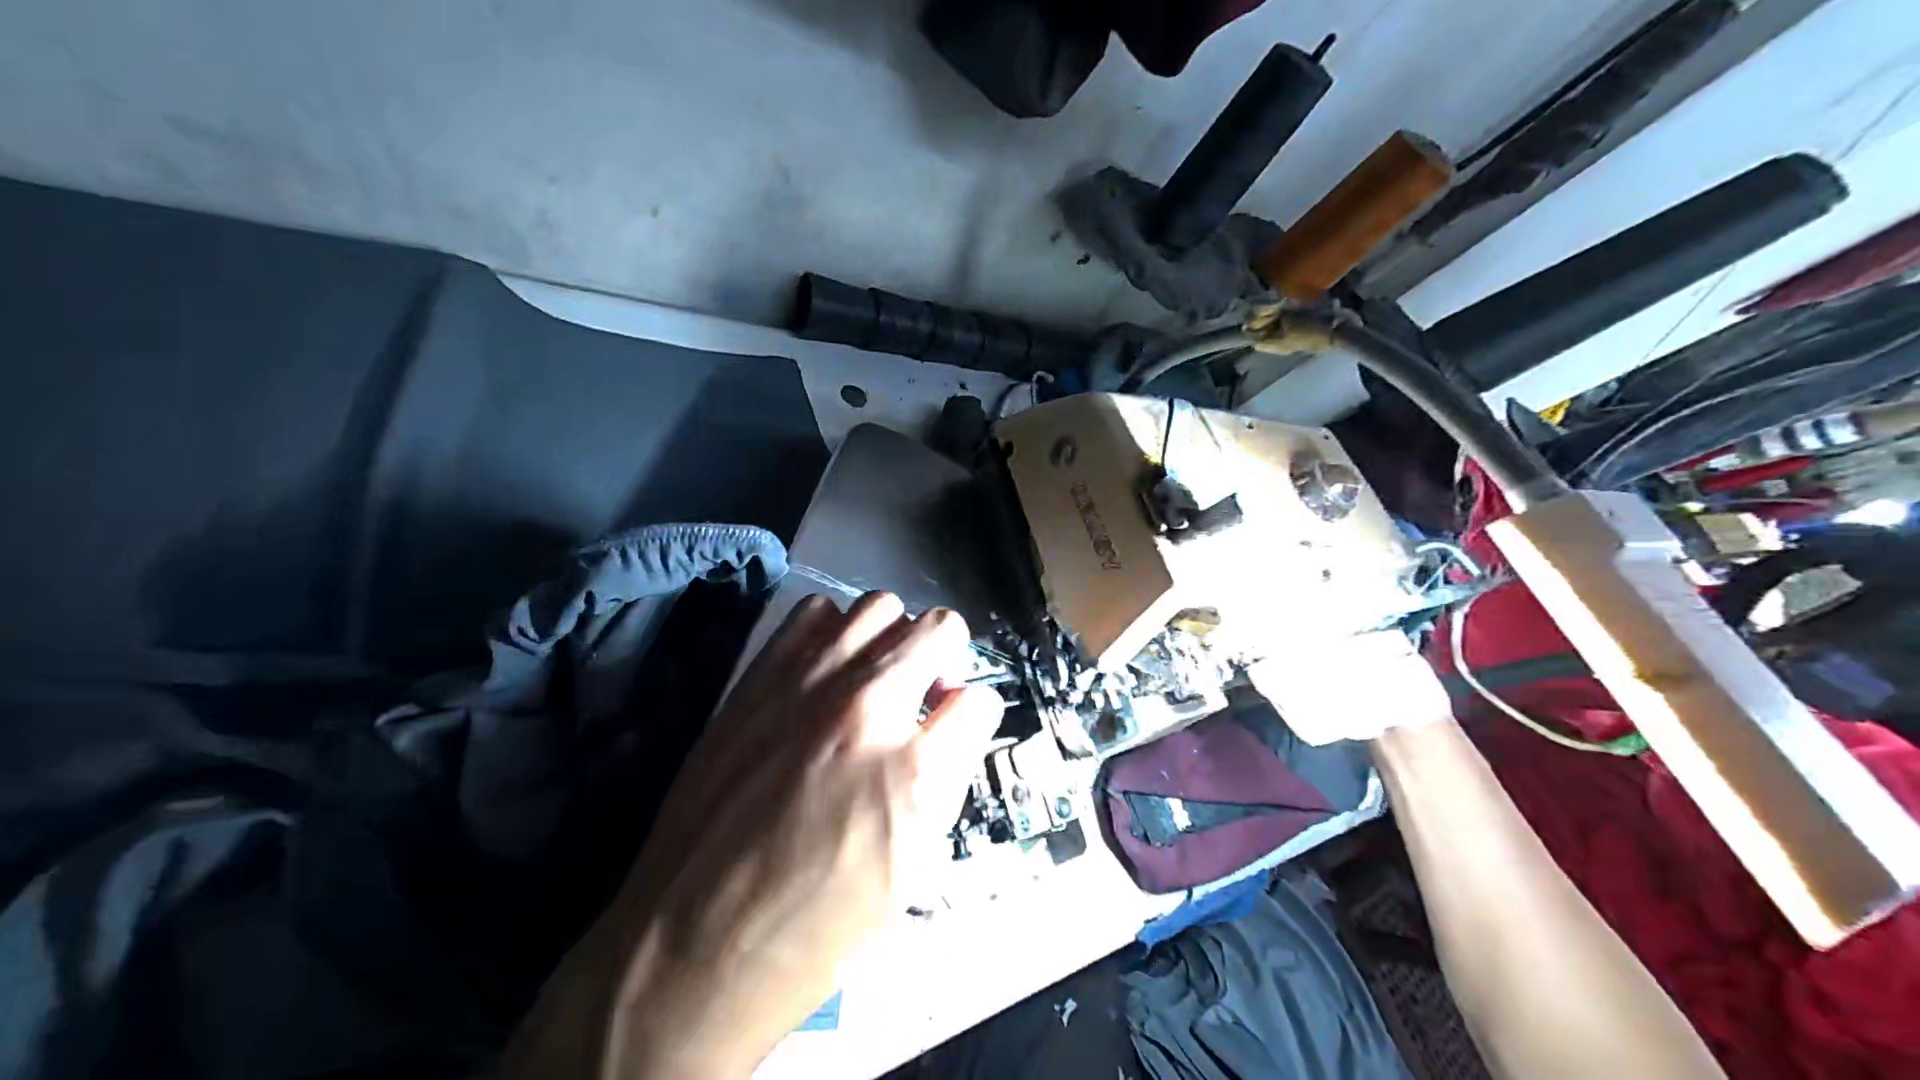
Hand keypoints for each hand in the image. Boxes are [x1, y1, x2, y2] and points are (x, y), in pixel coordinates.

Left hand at [493, 592, 1004, 1079]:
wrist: (696, 939)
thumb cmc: (814, 930)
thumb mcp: (911, 872)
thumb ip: (943, 780)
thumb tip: (951, 725)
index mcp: (913, 773)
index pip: (978, 699)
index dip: (973, 715)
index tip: (956, 726)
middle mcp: (867, 710)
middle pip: (939, 628)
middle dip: (944, 660)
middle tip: (923, 695)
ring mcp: (807, 684)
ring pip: (881, 606)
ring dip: (891, 638)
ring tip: (875, 676)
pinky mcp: (759, 677)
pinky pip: (816, 612)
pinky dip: (833, 632)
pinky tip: (825, 672)